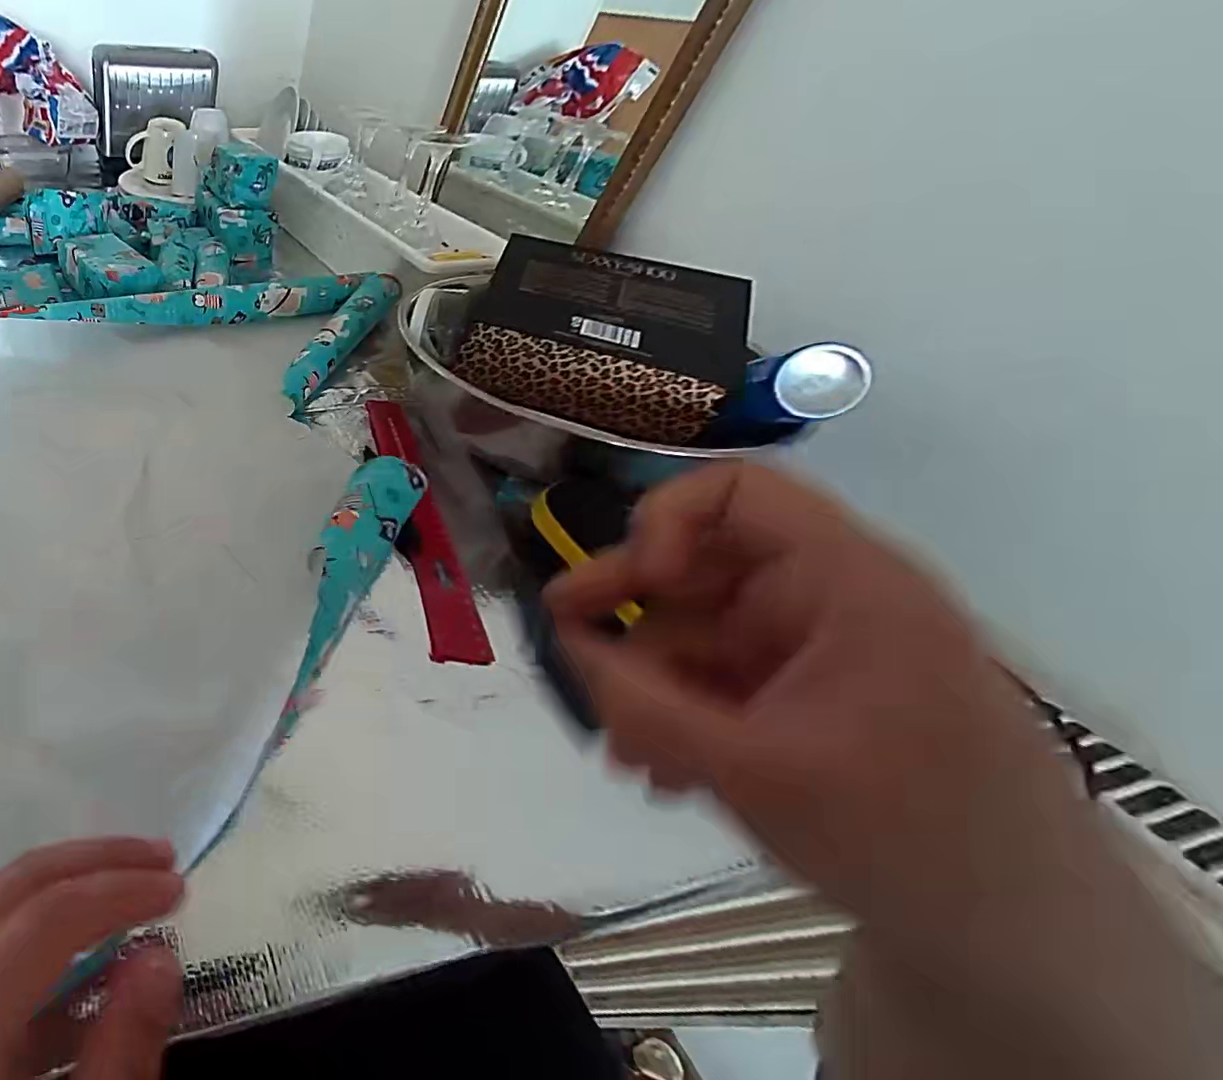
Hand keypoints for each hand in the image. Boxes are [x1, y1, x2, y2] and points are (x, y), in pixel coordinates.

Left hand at [0, 837, 184, 1079]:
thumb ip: (120, 1052)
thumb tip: (160, 957)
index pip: (50, 916)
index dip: (122, 890)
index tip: (179, 886)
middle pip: (20, 885)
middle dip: (98, 862)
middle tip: (161, 858)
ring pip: (2, 904)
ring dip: (74, 889)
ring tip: (135, 889)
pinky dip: (46, 940)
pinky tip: (93, 967)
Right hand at [550, 466, 1222, 1079]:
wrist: (1009, 935)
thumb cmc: (908, 837)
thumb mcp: (756, 772)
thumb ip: (644, 706)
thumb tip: (564, 642)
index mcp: (842, 584)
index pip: (739, 493)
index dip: (667, 520)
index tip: (637, 585)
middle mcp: (816, 600)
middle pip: (693, 565)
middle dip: (622, 608)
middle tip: (563, 640)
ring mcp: (796, 649)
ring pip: (684, 634)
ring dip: (641, 688)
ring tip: (632, 757)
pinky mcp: (783, 692)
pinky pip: (699, 681)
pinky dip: (665, 717)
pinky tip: (661, 771)